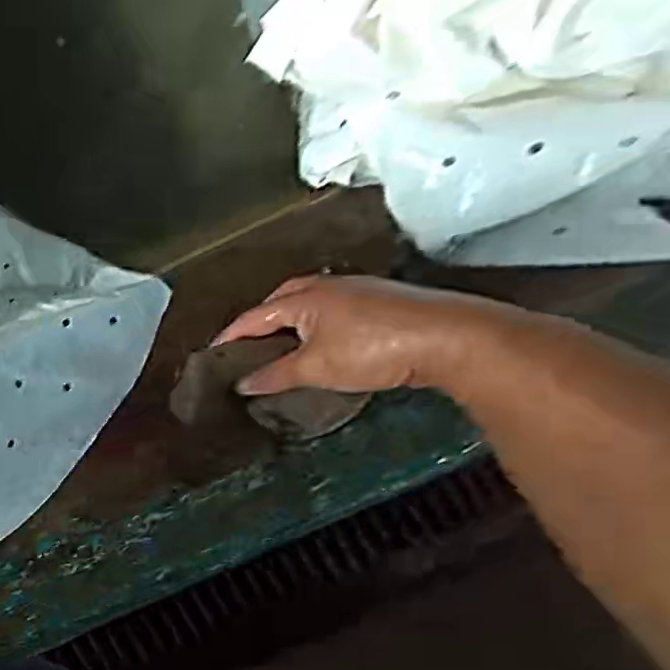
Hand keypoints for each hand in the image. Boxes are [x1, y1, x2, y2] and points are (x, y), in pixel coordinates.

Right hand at [212, 275, 518, 396]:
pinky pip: (335, 307)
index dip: (228, 338)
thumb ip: (273, 375)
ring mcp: (362, 289)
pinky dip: (318, 322)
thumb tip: (243, 384)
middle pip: (280, 300)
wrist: (458, 339)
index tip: (211, 356)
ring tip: (281, 345)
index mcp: (303, 298)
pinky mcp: (387, 300)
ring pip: (310, 301)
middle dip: (259, 321)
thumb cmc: (374, 350)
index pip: (251, 318)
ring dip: (291, 320)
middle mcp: (329, 286)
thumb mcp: (314, 369)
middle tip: (246, 346)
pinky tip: (321, 340)